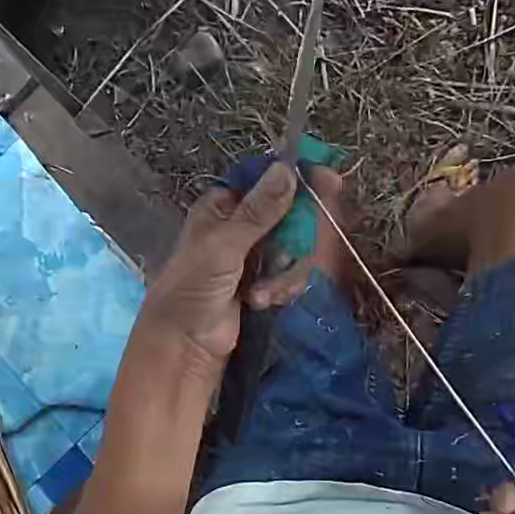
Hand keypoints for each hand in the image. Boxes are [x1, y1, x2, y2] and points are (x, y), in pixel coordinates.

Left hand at [136, 162, 296, 376]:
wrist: (185, 343)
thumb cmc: (194, 287)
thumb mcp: (225, 244)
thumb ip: (259, 210)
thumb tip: (287, 169)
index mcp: (224, 206)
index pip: (267, 180)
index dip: (297, 179)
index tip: (329, 182)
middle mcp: (241, 225)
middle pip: (290, 216)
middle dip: (295, 240)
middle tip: (291, 257)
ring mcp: (255, 255)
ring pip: (295, 248)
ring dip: (285, 273)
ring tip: (262, 294)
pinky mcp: (265, 282)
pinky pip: (291, 274)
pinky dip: (282, 288)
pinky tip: (262, 302)